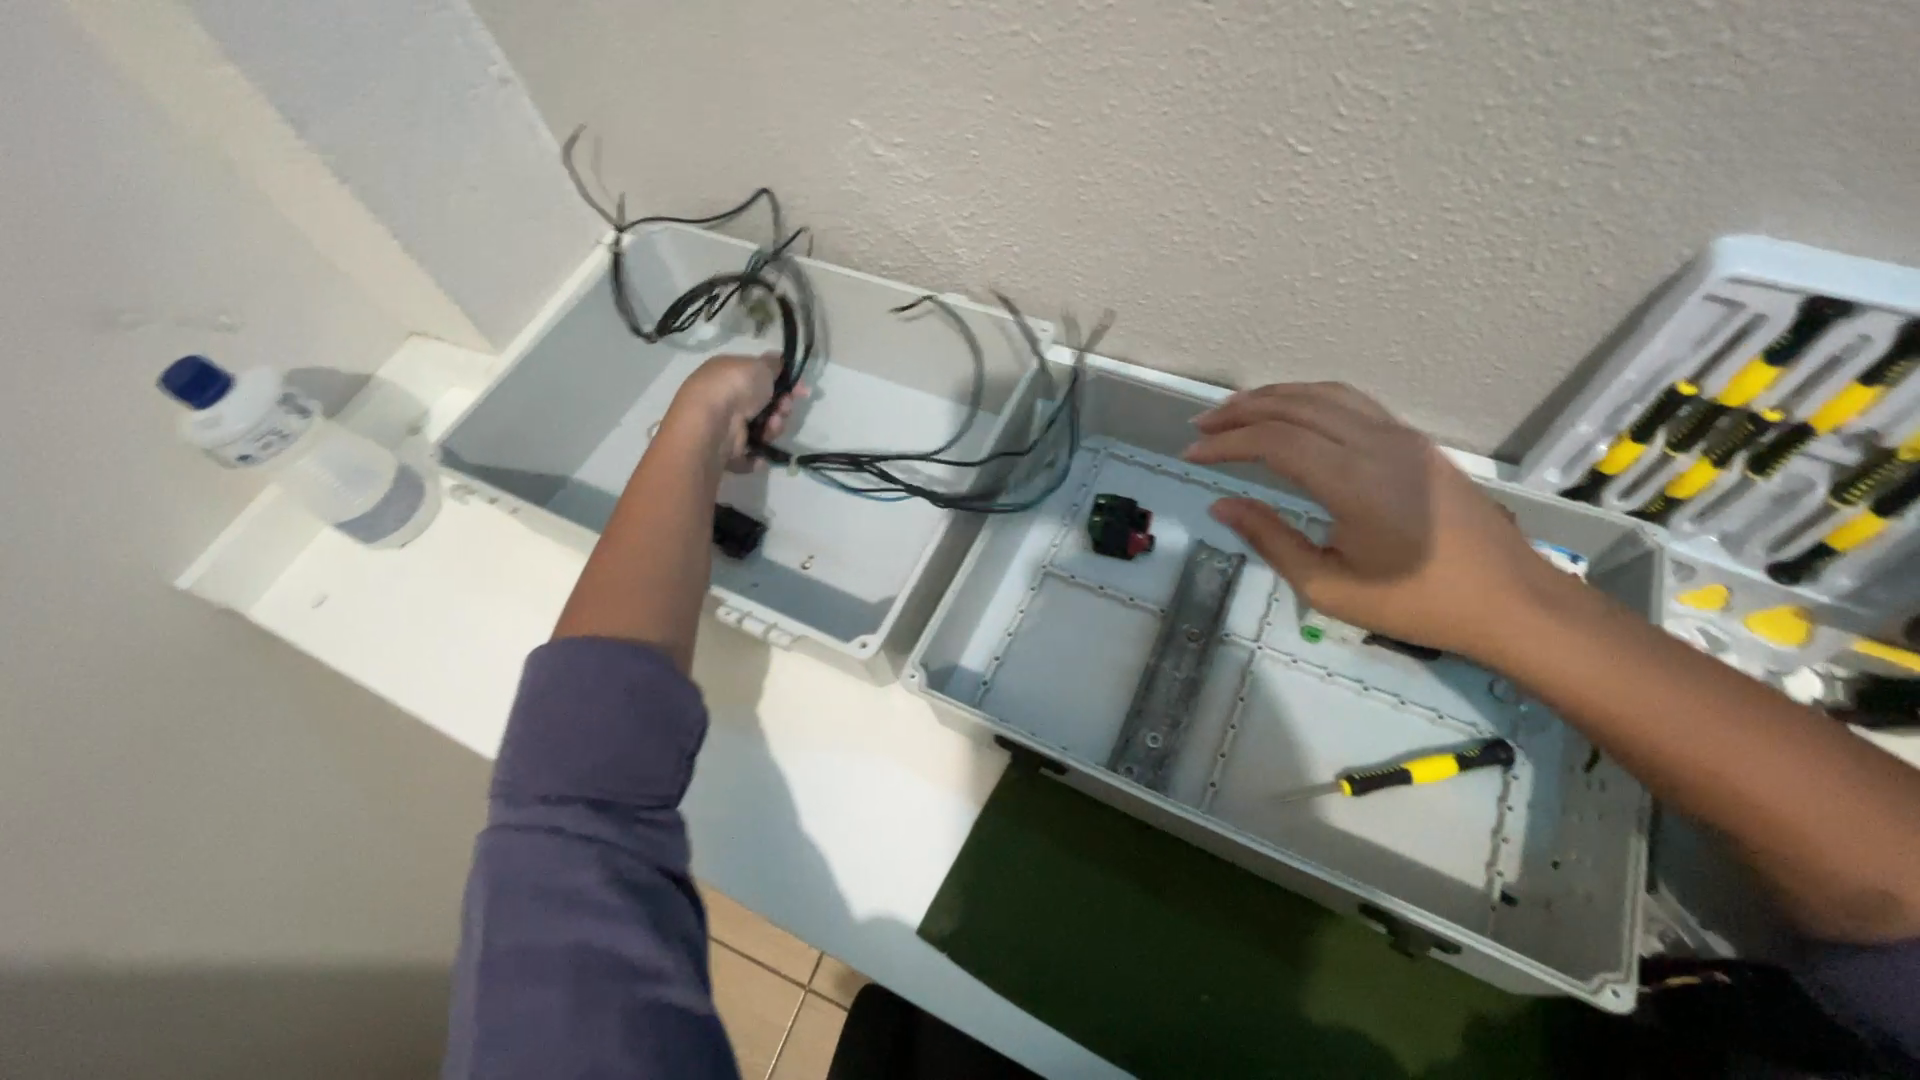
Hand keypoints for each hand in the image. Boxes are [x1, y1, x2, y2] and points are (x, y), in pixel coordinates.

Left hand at [669, 352, 805, 469]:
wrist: (713, 422)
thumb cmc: (736, 386)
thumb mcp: (759, 365)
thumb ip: (773, 363)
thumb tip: (779, 359)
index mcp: (728, 374)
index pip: (760, 379)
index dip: (783, 384)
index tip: (802, 391)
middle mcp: (725, 399)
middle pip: (765, 406)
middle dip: (781, 408)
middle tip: (783, 408)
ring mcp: (725, 426)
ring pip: (761, 430)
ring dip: (773, 428)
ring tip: (770, 426)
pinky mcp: (727, 452)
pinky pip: (750, 454)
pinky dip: (758, 455)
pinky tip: (761, 449)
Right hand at [1183, 382, 1561, 660]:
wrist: (1510, 600)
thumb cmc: (1417, 604)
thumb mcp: (1329, 588)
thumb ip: (1271, 540)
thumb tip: (1222, 506)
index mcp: (1353, 481)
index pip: (1275, 441)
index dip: (1227, 443)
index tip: (1191, 454)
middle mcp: (1376, 444)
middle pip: (1294, 407)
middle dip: (1241, 411)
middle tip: (1201, 426)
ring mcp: (1401, 437)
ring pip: (1324, 394)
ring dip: (1274, 397)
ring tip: (1235, 411)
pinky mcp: (1415, 441)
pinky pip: (1352, 402)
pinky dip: (1308, 398)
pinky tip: (1291, 414)